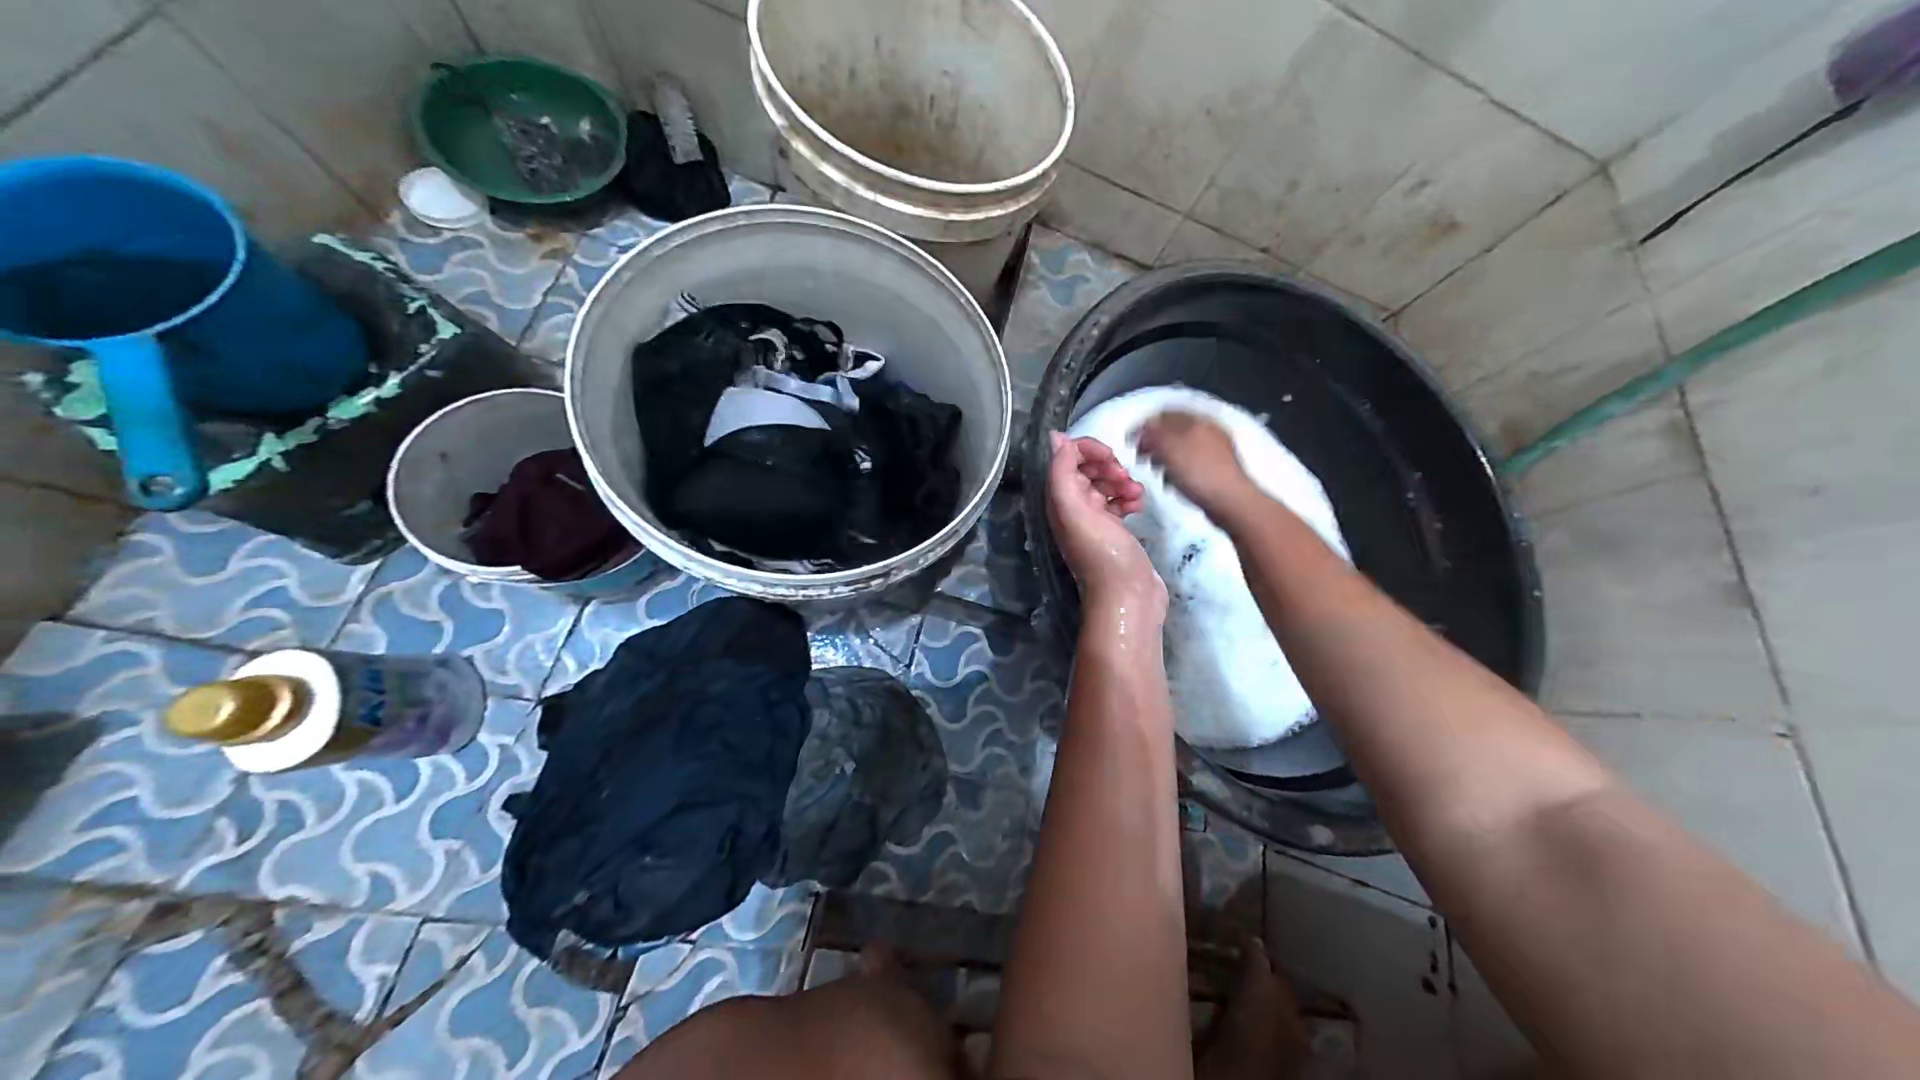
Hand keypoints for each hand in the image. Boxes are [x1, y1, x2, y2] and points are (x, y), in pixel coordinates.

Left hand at [1047, 432, 1164, 615]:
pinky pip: (1118, 501)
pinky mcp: (1114, 531)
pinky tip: (1139, 503)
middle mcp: (1072, 509)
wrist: (1128, 596)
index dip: (1087, 450)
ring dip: (1121, 480)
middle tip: (1123, 475)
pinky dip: (1129, 496)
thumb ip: (1061, 472)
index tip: (1111, 457)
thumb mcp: (1074, 510)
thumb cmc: (1102, 553)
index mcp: (1058, 501)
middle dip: (1106, 464)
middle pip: (1086, 469)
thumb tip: (1055, 437)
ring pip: (1104, 484)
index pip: (1066, 458)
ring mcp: (1094, 520)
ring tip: (1135, 492)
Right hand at [1137, 412, 1255, 518]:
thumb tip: (1143, 427)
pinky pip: (1190, 463)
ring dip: (1165, 457)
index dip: (1146, 424)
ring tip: (1157, 470)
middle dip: (1155, 442)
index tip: (1131, 440)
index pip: (1165, 413)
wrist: (1230, 501)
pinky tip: (1173, 481)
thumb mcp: (1169, 449)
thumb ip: (1153, 434)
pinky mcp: (1217, 469)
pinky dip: (1177, 469)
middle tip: (1142, 456)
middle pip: (1174, 430)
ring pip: (1181, 447)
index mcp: (1198, 420)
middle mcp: (1209, 430)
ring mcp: (1215, 450)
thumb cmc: (1198, 473)